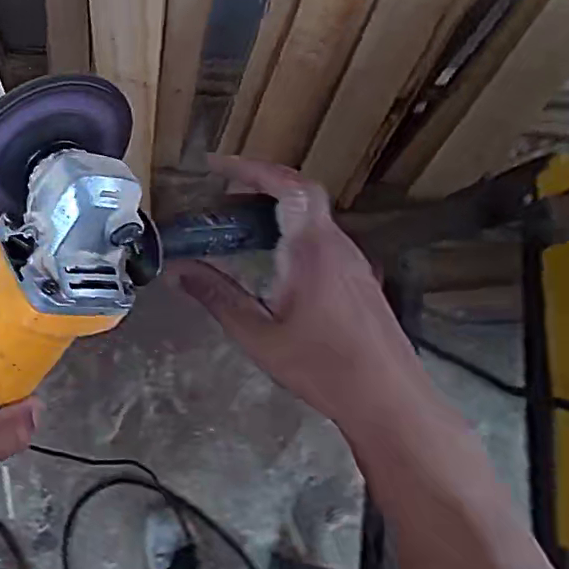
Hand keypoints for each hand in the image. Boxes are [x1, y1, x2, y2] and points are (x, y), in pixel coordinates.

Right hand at [166, 155, 434, 424]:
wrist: (391, 402)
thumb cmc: (323, 368)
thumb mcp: (258, 336)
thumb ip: (216, 297)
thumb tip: (177, 271)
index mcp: (312, 251)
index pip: (289, 188)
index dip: (253, 168)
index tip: (217, 166)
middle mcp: (338, 246)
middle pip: (302, 193)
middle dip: (260, 182)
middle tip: (223, 190)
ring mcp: (354, 262)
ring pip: (314, 214)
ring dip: (277, 205)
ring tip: (240, 220)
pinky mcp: (360, 279)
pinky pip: (322, 235)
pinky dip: (292, 227)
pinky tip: (273, 255)